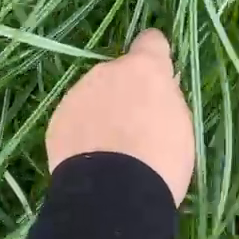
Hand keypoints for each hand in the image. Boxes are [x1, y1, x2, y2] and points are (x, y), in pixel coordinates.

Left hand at [44, 28, 194, 203]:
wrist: (112, 197)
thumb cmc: (160, 160)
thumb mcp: (180, 125)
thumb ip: (166, 100)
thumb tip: (157, 92)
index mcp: (144, 68)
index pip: (151, 41)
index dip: (155, 56)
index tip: (157, 74)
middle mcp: (108, 72)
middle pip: (119, 74)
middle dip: (126, 93)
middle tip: (135, 130)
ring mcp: (78, 94)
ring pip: (94, 96)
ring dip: (102, 113)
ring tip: (111, 154)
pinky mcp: (57, 120)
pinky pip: (74, 121)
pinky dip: (82, 135)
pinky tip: (91, 164)